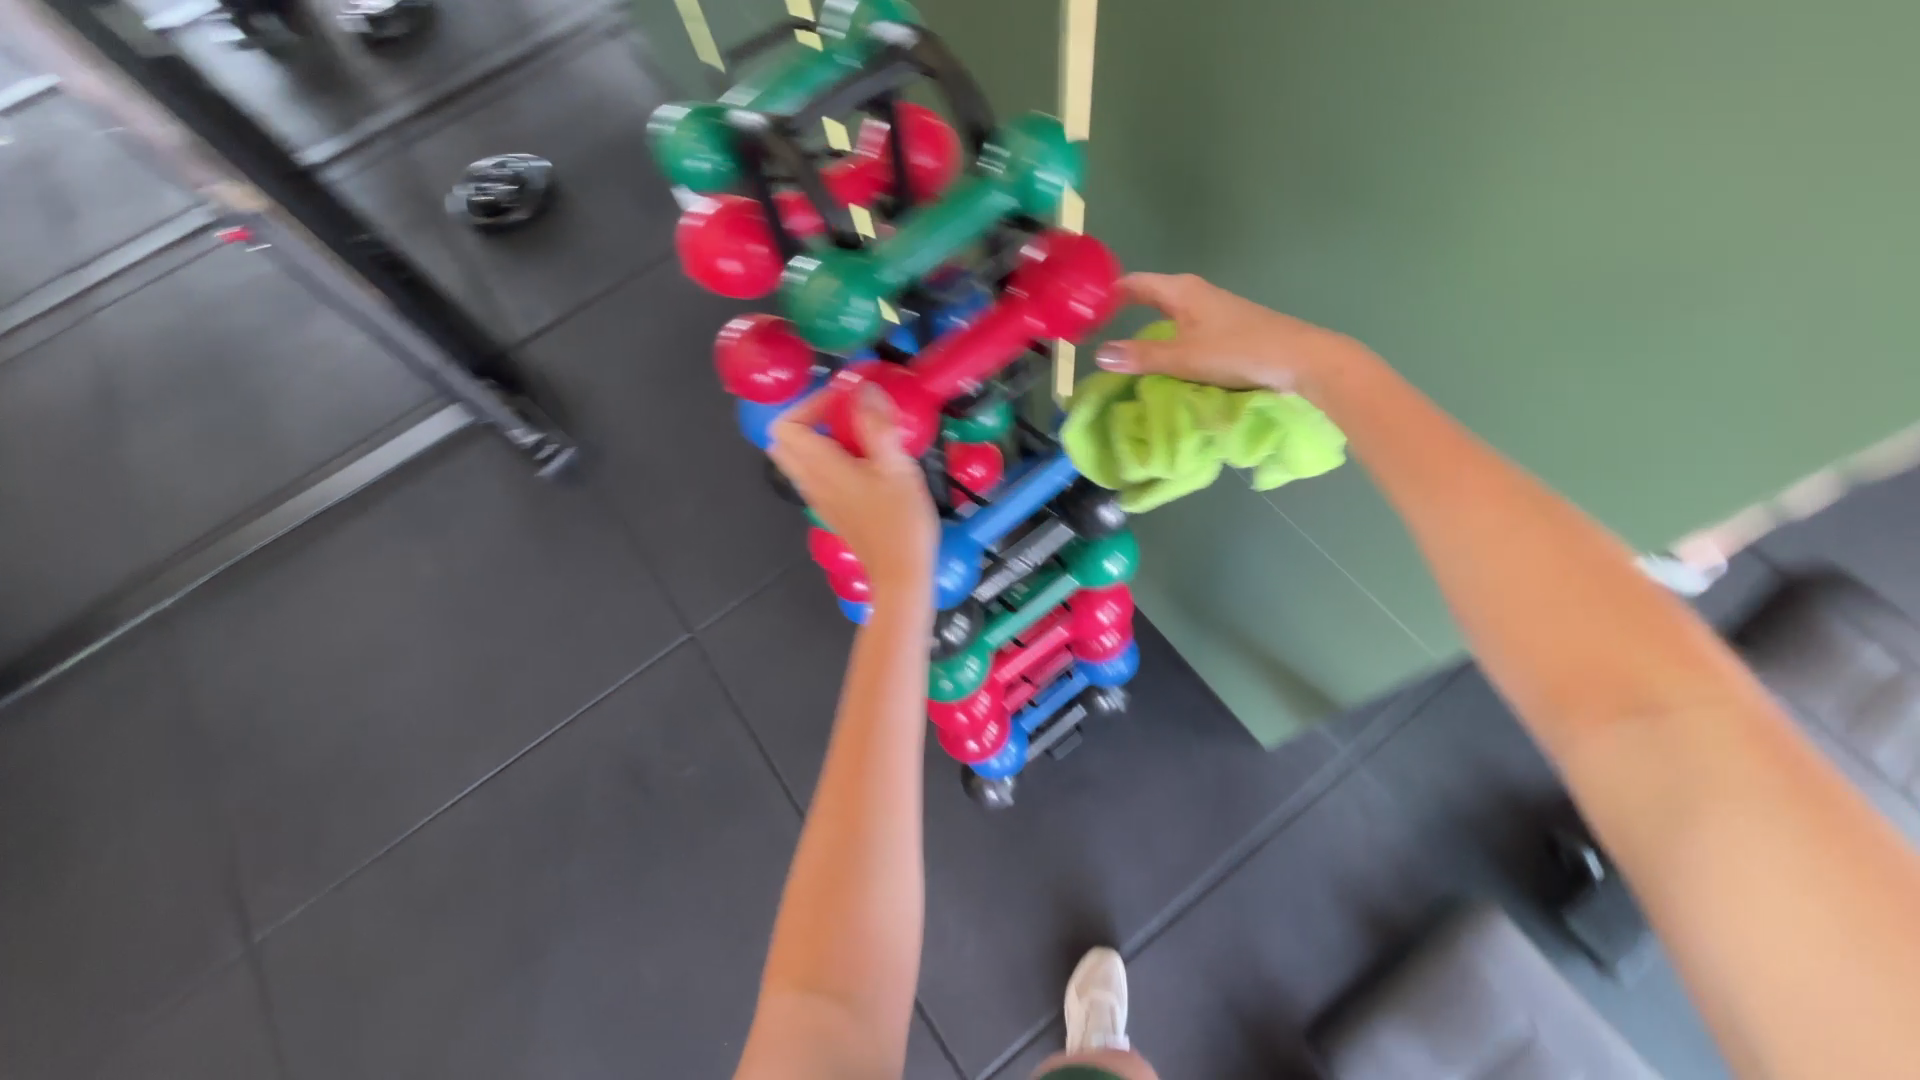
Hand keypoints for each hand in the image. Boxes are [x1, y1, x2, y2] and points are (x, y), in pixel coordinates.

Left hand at [769, 386, 937, 601]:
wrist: (900, 573)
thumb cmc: (900, 521)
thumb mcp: (896, 467)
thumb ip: (876, 424)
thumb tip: (862, 387)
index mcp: (820, 467)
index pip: (787, 424)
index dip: (812, 403)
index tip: (848, 399)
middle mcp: (810, 481)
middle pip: (785, 440)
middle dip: (809, 418)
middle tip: (845, 413)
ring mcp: (818, 498)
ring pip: (799, 458)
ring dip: (820, 438)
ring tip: (858, 434)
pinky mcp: (832, 510)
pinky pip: (816, 475)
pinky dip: (830, 458)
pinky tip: (865, 461)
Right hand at [1092, 273, 1374, 394]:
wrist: (1301, 360)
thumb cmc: (1240, 352)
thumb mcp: (1184, 357)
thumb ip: (1141, 356)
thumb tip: (1099, 354)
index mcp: (1182, 291)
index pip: (1134, 284)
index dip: (1108, 295)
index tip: (1085, 313)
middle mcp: (1197, 294)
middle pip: (1152, 298)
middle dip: (1125, 314)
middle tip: (1098, 336)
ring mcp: (1215, 312)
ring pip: (1171, 317)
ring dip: (1148, 332)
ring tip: (1124, 354)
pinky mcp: (1228, 330)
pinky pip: (1187, 332)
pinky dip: (1169, 343)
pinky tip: (1165, 364)